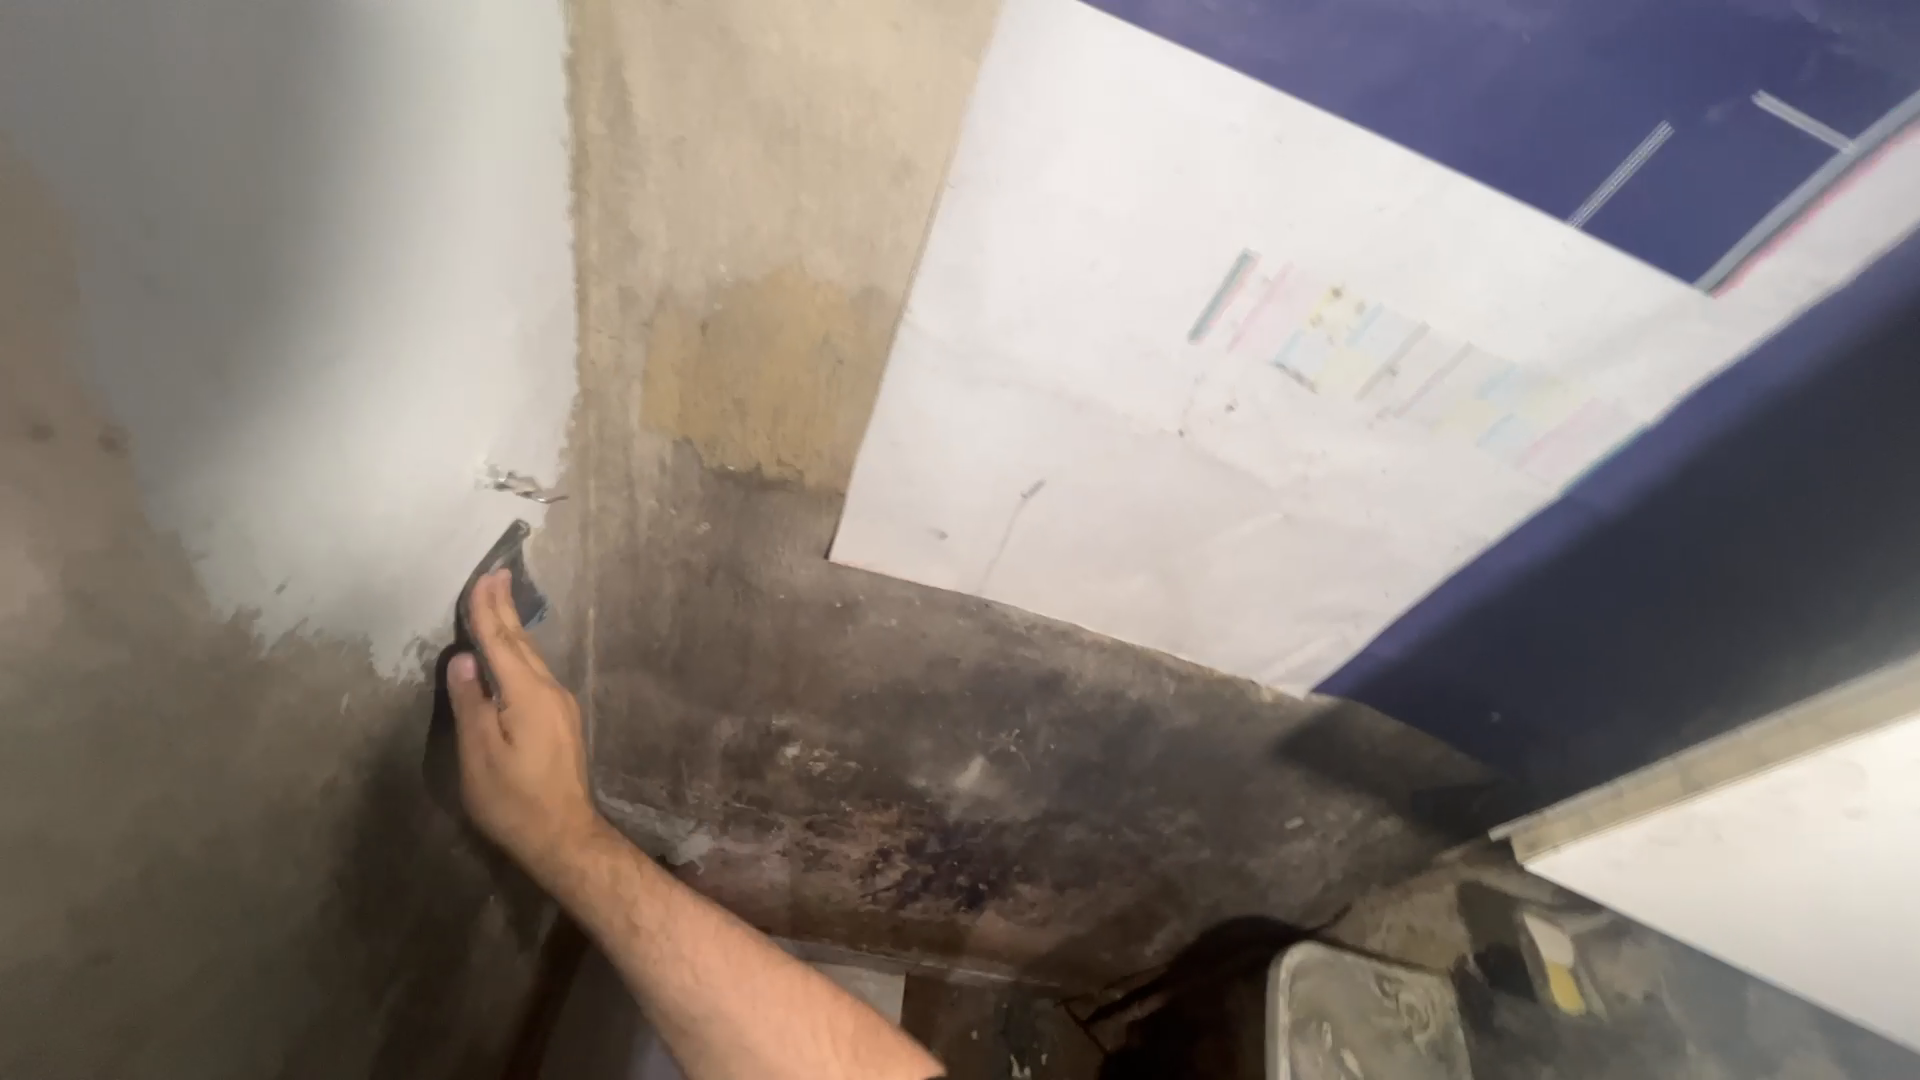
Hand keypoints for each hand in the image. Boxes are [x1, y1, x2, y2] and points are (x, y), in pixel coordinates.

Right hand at [449, 568, 602, 885]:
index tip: (485, 577)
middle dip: (505, 611)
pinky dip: (519, 656)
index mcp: (529, 694)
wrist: (563, 830)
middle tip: (496, 576)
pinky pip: (536, 675)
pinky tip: (511, 654)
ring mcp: (561, 705)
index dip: (489, 611)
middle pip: (521, 645)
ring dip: (513, 631)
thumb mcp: (479, 755)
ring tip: (499, 605)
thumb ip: (472, 704)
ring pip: (532, 659)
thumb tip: (465, 660)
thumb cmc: (513, 799)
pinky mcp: (562, 719)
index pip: (502, 643)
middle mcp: (552, 691)